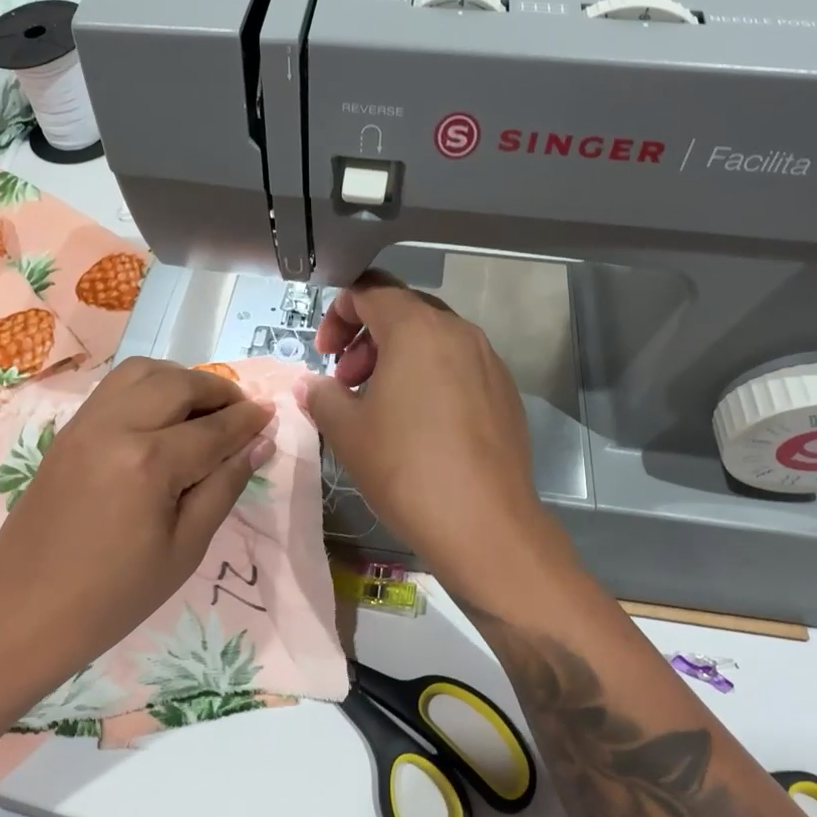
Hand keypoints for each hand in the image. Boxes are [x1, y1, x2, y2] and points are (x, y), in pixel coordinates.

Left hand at [0, 358, 273, 680]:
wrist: (24, 613)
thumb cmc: (114, 597)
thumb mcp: (184, 549)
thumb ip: (224, 487)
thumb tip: (259, 444)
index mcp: (149, 463)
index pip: (214, 429)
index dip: (248, 421)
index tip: (271, 415)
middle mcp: (116, 427)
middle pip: (179, 383)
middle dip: (218, 391)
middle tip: (241, 412)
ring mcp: (85, 424)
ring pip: (142, 372)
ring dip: (179, 380)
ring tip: (201, 409)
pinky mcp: (67, 431)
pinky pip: (114, 388)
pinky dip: (146, 387)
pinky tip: (162, 417)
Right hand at [300, 271, 571, 600]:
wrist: (485, 525)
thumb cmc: (406, 468)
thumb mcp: (347, 432)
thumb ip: (322, 396)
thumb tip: (311, 386)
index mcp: (417, 328)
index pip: (371, 291)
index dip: (338, 314)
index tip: (323, 354)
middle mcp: (458, 332)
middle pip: (405, 311)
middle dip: (367, 338)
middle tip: (346, 381)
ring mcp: (489, 362)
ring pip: (434, 341)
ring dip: (398, 359)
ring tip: (378, 405)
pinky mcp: (505, 393)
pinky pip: (459, 368)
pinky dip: (430, 378)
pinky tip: (420, 426)